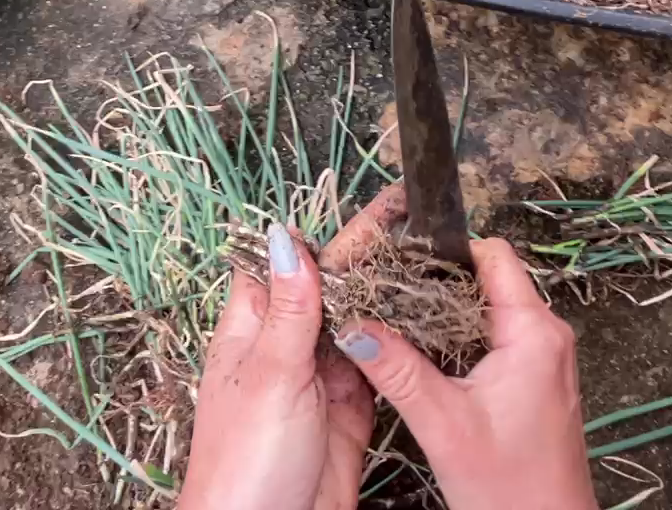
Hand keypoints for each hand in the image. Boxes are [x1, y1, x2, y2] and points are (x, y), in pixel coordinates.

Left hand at [179, 185, 408, 509]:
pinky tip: (421, 317)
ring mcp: (318, 376)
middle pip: (326, 288)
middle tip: (410, 224)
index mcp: (252, 327)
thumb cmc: (246, 462)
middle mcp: (285, 345)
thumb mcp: (269, 373)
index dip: (322, 235)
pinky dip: (394, 341)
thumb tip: (285, 236)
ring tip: (424, 258)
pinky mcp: (349, 407)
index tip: (369, 209)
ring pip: (354, 322)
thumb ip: (289, 308)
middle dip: (363, 258)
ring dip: (383, 296)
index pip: (285, 263)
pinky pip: (374, 362)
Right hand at [333, 237, 597, 509]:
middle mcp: (547, 333)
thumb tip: (352, 328)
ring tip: (402, 314)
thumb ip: (397, 371)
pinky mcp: (536, 375)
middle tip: (391, 287)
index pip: (492, 254)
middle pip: (488, 276)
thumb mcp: (444, 425)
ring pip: (489, 304)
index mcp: (533, 331)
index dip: (447, 249)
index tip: (403, 259)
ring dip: (448, 307)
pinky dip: (461, 331)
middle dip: (439, 278)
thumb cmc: (511, 490)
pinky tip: (427, 348)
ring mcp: (544, 354)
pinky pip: (496, 332)